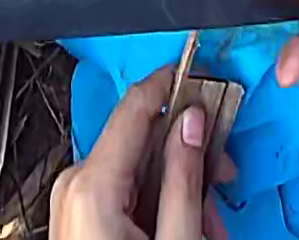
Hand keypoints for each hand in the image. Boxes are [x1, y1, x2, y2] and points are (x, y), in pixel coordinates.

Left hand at [50, 68, 224, 239]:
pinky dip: (159, 205)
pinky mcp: (80, 218)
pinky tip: (185, 230)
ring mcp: (74, 202)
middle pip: (143, 141)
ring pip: (139, 169)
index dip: (172, 82)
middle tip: (224, 183)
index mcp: (93, 183)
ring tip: (209, 227)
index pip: (137, 104)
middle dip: (189, 159)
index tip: (203, 75)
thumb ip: (185, 178)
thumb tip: (193, 120)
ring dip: (180, 189)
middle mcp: (76, 183)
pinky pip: (125, 193)